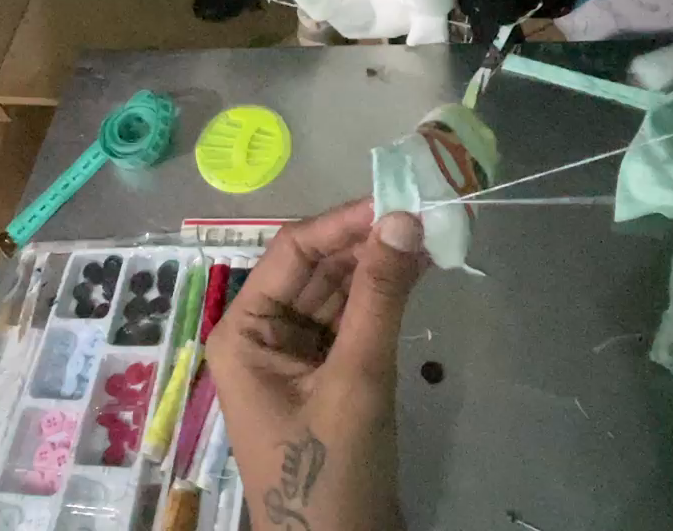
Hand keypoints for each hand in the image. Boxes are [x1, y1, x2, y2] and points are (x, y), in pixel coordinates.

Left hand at [207, 200, 425, 530]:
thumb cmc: (332, 472)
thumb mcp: (356, 380)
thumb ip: (379, 297)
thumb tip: (402, 219)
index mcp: (244, 330)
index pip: (292, 253)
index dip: (342, 222)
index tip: (393, 198)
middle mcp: (263, 333)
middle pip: (316, 269)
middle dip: (366, 243)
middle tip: (420, 214)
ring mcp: (295, 354)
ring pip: (337, 292)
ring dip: (379, 266)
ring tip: (428, 235)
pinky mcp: (326, 373)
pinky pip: (351, 320)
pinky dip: (383, 298)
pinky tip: (417, 272)